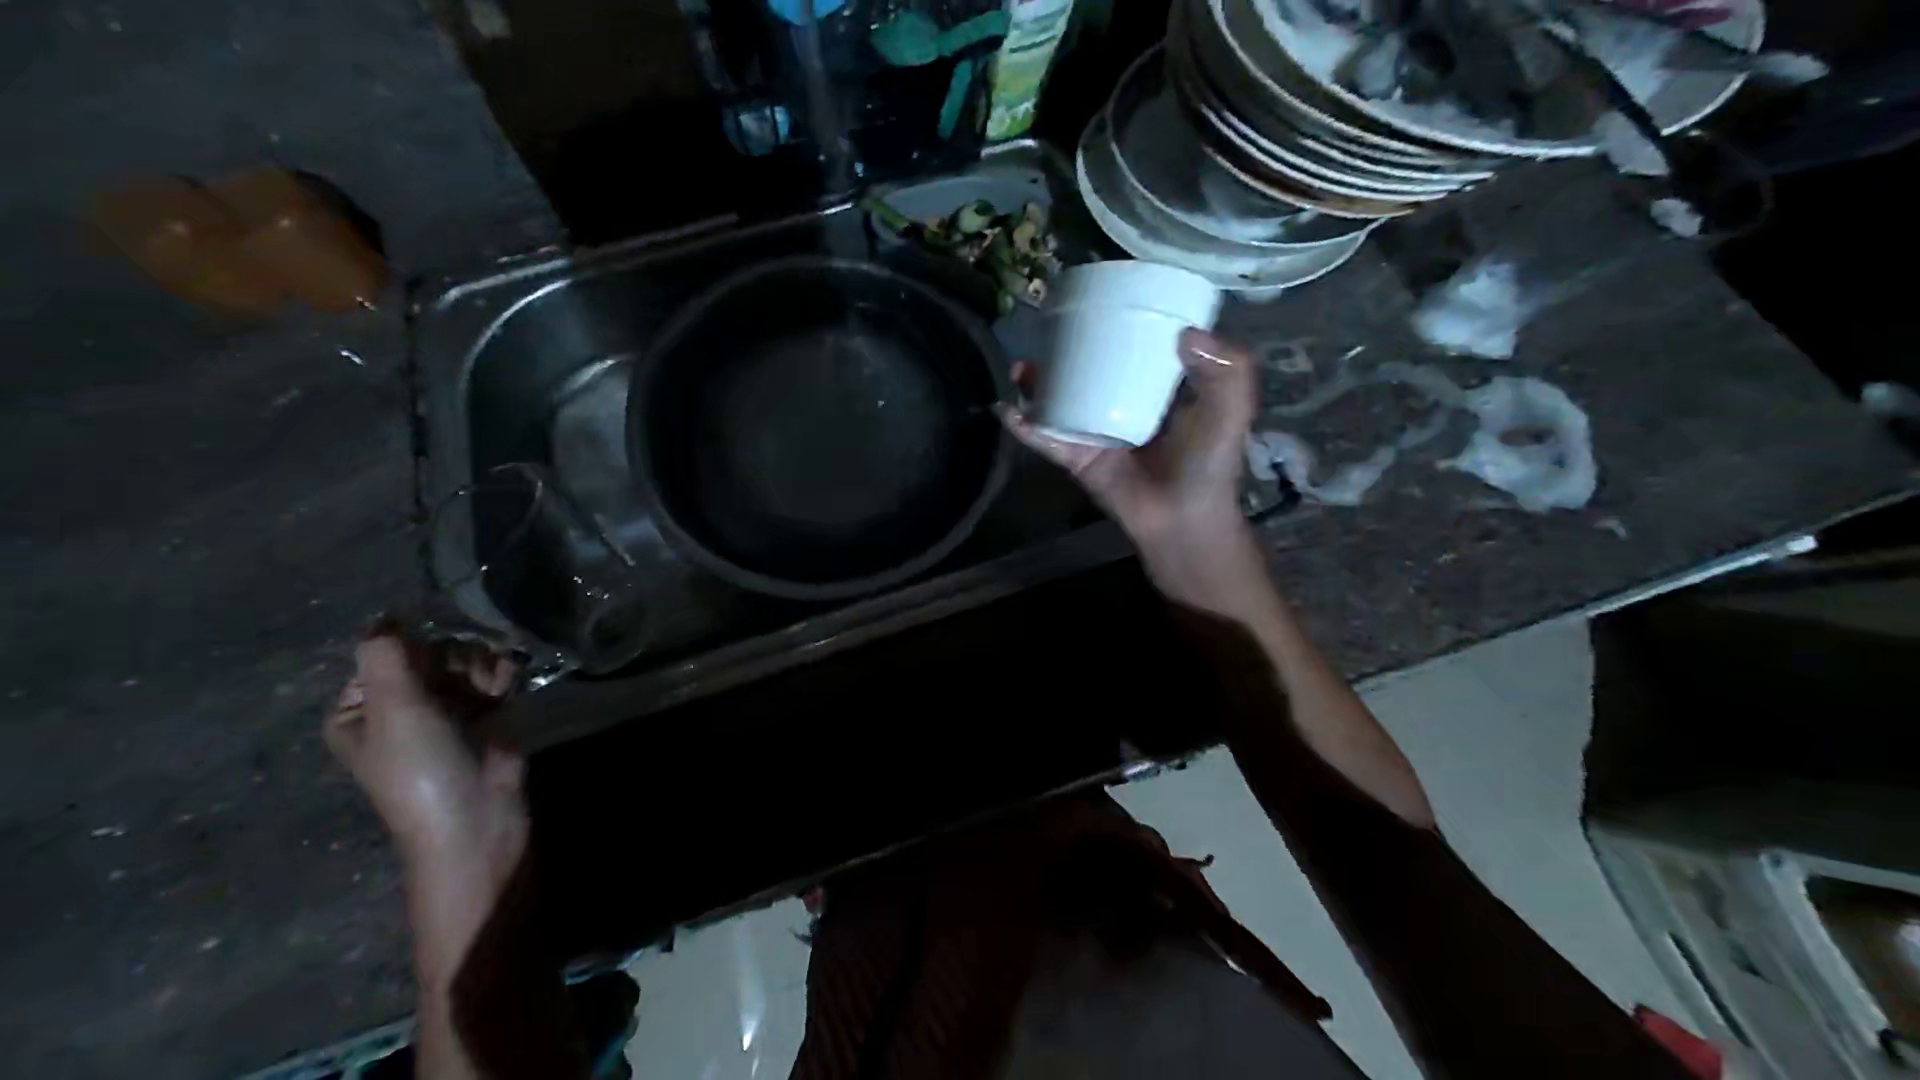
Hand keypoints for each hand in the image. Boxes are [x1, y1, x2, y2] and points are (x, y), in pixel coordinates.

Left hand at [325, 630, 527, 886]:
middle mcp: (402, 702)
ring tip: (489, 692)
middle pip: (433, 650)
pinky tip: (507, 688)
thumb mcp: (394, 711)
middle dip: (456, 659)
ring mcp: (448, 706)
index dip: (414, 650)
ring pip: (469, 657)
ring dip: (483, 667)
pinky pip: (496, 671)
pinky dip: (504, 673)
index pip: (388, 652)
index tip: (430, 665)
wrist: (478, 815)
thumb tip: (385, 614)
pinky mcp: (488, 709)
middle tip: (464, 685)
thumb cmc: (421, 768)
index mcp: (361, 707)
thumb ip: (388, 657)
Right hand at [1001, 328, 1265, 609]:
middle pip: (1086, 369)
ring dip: (1036, 383)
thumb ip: (1230, 370)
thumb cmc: (1207, 464)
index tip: (1097, 299)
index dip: (1117, 322)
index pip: (1133, 346)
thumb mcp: (1232, 410)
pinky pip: (1046, 438)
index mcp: (1156, 387)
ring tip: (1020, 367)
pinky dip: (1024, 424)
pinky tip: (1007, 408)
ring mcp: (1093, 430)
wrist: (1182, 519)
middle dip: (1064, 350)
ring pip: (1058, 399)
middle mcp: (1120, 403)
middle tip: (1047, 330)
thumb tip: (1187, 333)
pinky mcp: (1076, 457)